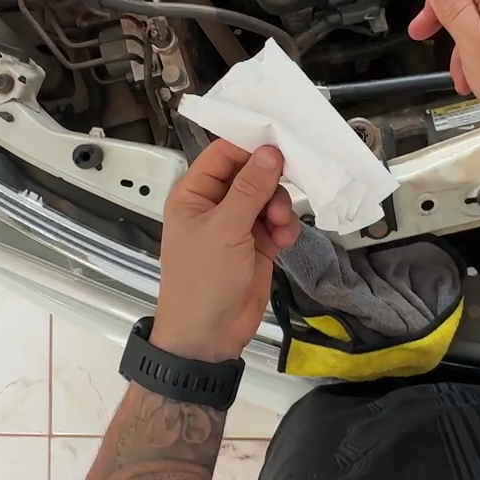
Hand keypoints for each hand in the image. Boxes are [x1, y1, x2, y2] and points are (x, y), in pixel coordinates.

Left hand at [152, 140, 301, 362]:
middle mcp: (214, 204)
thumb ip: (249, 189)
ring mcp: (236, 224)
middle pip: (250, 173)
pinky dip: (285, 227)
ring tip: (282, 226)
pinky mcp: (256, 243)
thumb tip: (269, 152)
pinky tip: (285, 241)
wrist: (209, 336)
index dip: (250, 146)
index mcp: (194, 194)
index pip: (223, 154)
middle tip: (283, 194)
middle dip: (271, 182)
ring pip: (268, 197)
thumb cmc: (202, 281)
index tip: (281, 144)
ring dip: (280, 207)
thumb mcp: (225, 229)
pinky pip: (277, 221)